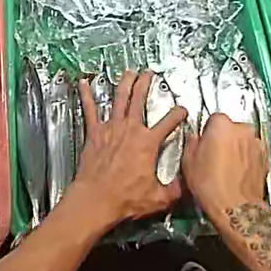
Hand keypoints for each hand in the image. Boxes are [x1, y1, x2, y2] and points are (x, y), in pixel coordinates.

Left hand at [59, 70, 184, 234]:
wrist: (97, 198)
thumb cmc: (126, 198)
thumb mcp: (159, 198)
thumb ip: (176, 189)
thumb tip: (187, 185)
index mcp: (148, 142)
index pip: (168, 123)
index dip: (178, 114)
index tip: (182, 109)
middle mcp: (130, 129)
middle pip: (140, 100)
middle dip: (145, 84)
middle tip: (149, 73)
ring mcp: (111, 127)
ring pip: (119, 98)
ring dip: (124, 83)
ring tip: (129, 72)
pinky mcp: (94, 131)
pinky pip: (90, 109)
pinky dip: (86, 95)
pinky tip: (83, 82)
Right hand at [182, 111, 268, 236]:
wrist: (236, 209)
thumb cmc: (211, 185)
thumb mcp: (188, 160)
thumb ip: (192, 141)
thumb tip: (196, 139)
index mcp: (222, 125)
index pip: (214, 118)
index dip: (207, 130)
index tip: (203, 141)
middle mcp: (243, 131)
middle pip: (231, 127)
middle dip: (223, 137)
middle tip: (213, 154)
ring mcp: (257, 145)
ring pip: (242, 140)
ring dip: (235, 148)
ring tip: (225, 166)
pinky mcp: (265, 160)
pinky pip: (252, 153)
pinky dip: (245, 159)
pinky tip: (235, 173)